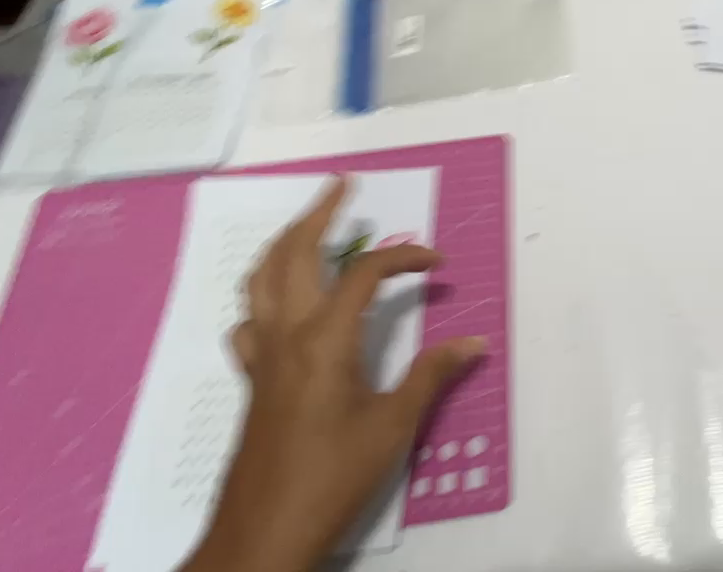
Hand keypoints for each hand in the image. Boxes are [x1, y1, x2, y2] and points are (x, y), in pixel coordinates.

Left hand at [181, 176, 485, 571]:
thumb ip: (433, 376)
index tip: (436, 264)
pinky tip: (280, 304)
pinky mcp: (251, 379)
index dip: (405, 257)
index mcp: (325, 339)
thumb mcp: (394, 427)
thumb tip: (474, 343)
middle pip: (293, 254)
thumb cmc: (332, 476)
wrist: (262, 536)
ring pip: (260, 279)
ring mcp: (262, 356)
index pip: (366, 274)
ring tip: (308, 224)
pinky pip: (248, 320)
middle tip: (342, 185)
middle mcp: (287, 335)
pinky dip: (263, 295)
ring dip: (284, 243)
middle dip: (318, 212)